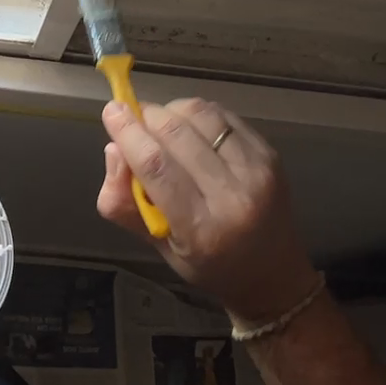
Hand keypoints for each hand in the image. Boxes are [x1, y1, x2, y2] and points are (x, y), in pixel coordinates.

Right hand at [97, 99, 321, 326]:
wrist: (274, 274)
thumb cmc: (209, 264)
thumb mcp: (158, 246)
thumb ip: (124, 202)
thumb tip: (114, 148)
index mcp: (201, 230)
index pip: (156, 166)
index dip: (129, 132)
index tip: (110, 111)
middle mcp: (233, 197)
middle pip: (176, 133)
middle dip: (146, 116)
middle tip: (134, 119)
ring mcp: (256, 171)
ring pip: (200, 114)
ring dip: (171, 110)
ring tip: (163, 125)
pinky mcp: (269, 153)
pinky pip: (222, 114)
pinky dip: (197, 113)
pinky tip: (191, 128)